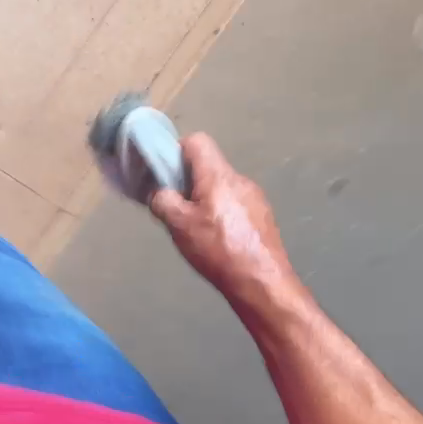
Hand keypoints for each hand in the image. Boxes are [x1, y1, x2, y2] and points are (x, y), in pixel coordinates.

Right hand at [148, 134, 301, 311]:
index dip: (175, 151)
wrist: (261, 282)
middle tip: (173, 207)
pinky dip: (218, 211)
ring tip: (194, 227)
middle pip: (207, 166)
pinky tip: (215, 238)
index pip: (197, 141)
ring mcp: (255, 198)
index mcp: (219, 176)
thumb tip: (161, 193)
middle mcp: (240, 180)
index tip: (164, 174)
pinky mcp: (261, 216)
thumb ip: (162, 200)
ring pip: (219, 186)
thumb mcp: (177, 224)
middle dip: (186, 180)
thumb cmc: (217, 249)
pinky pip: (233, 202)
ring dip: (202, 198)